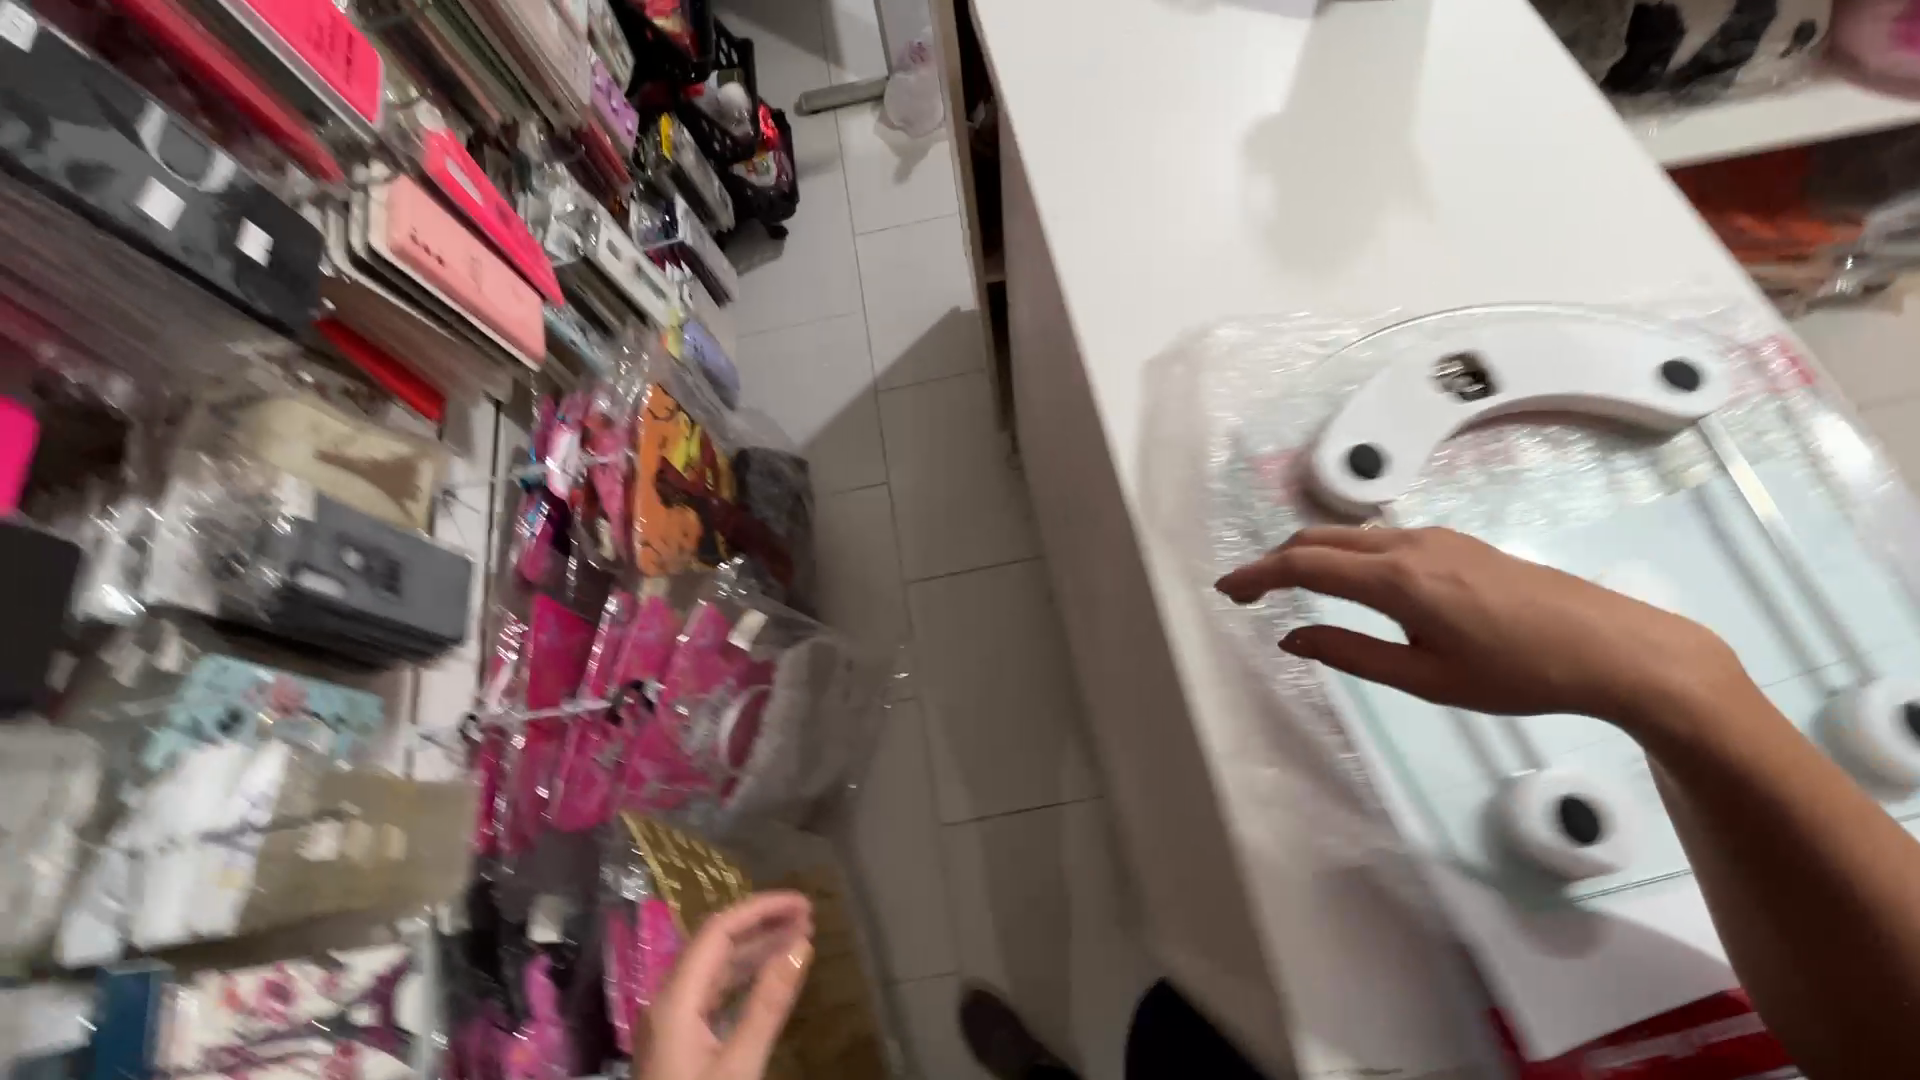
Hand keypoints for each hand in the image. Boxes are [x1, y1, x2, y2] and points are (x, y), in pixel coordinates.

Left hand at [640, 891, 814, 1079]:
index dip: (761, 909)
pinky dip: (745, 979)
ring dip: (756, 950)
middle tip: (808, 917)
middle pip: (715, 944)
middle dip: (762, 925)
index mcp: (675, 1000)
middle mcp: (668, 1002)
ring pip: (715, 969)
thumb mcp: (739, 1067)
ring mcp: (671, 1023)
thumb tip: (801, 944)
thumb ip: (768, 1004)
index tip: (803, 904)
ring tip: (798, 940)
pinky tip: (770, 980)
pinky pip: (714, 994)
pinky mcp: (679, 1043)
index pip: (718, 931)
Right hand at [1214, 526, 1744, 727]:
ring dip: (1306, 555)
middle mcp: (1407, 546)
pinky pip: (1376, 538)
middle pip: (1317, 540)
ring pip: (1347, 536)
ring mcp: (1434, 537)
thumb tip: (1291, 639)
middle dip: (1273, 562)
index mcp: (1396, 581)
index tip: (1226, 590)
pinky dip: (1340, 553)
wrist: (1616, 648)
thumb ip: (1350, 654)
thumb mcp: (1426, 679)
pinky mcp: (1454, 542)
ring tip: (1286, 588)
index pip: (1303, 566)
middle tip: (1247, 593)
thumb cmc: (1518, 674)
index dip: (1257, 576)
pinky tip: (1346, 580)